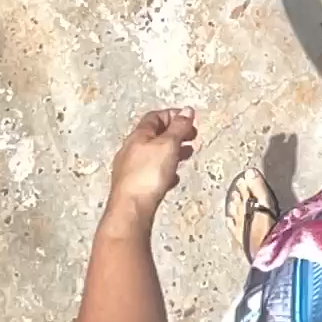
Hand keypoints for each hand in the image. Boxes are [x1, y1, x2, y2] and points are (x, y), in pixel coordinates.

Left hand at [102, 108, 196, 232]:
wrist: (130, 210)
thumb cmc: (148, 175)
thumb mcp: (169, 144)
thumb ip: (179, 127)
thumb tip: (186, 111)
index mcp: (138, 136)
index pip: (155, 117)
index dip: (173, 115)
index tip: (189, 119)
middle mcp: (131, 150)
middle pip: (155, 135)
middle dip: (175, 134)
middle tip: (191, 136)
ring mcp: (130, 169)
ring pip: (154, 154)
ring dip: (172, 152)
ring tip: (186, 155)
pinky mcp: (133, 187)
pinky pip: (151, 173)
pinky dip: (164, 170)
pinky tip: (172, 178)